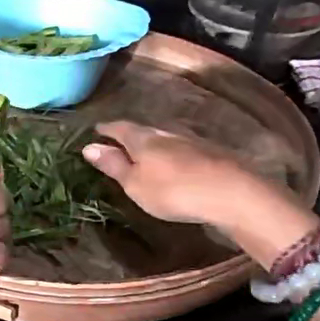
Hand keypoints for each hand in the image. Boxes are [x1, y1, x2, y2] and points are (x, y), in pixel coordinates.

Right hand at [80, 121, 276, 226]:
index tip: (97, 130)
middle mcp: (166, 133)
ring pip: (165, 138)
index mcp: (143, 139)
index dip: (107, 129)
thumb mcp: (136, 184)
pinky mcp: (210, 153)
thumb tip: (88, 146)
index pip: (120, 128)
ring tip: (144, 153)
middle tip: (118, 141)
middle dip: (130, 134)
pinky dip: (171, 154)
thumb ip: (114, 165)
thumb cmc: (173, 191)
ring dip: (153, 144)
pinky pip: (182, 148)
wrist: (230, 192)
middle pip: (143, 130)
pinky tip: (174, 163)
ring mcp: (191, 141)